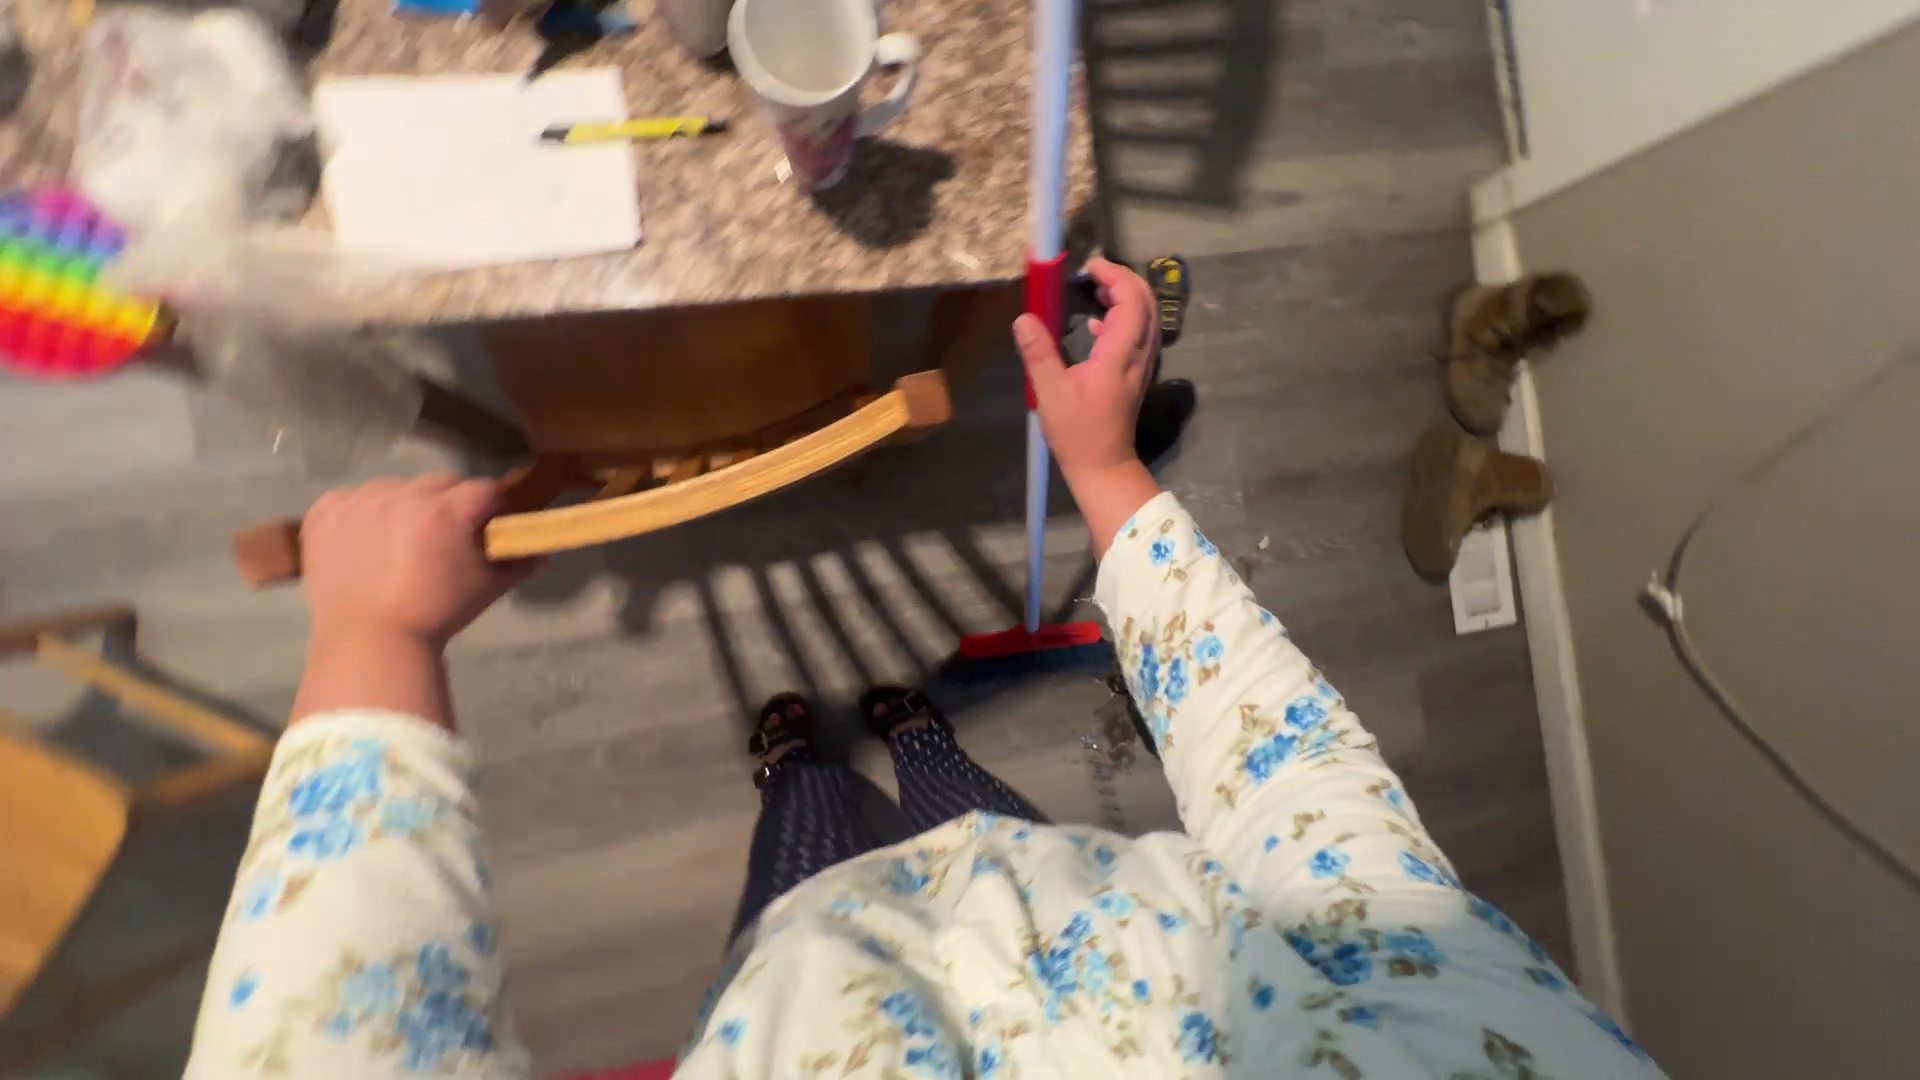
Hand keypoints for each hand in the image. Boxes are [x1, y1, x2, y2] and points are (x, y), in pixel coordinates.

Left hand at [301, 474, 533, 653]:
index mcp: (447, 512)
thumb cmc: (437, 612)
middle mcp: (404, 497)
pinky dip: (363, 510)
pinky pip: (352, 497)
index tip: (491, 524)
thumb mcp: (488, 587)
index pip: (484, 488)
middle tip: (449, 533)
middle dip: (453, 501)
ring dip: (408, 503)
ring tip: (405, 535)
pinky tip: (369, 535)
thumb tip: (542, 555)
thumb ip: (518, 565)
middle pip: (441, 481)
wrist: (370, 640)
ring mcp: (360, 504)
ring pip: (397, 486)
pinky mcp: (325, 515)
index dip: (493, 505)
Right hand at [1013, 257, 1159, 482]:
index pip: (1131, 300)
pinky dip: (1123, 319)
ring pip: (1146, 318)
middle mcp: (1139, 355)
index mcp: (1120, 354)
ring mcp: (1141, 366)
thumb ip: (1038, 353)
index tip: (1090, 267)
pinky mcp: (1136, 375)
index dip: (1114, 276)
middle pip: (1146, 303)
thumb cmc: (1078, 433)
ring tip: (1095, 291)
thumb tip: (1024, 318)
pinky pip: (1138, 335)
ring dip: (1125, 298)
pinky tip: (1096, 325)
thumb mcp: (1051, 393)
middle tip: (1094, 273)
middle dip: (1123, 280)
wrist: (1104, 466)